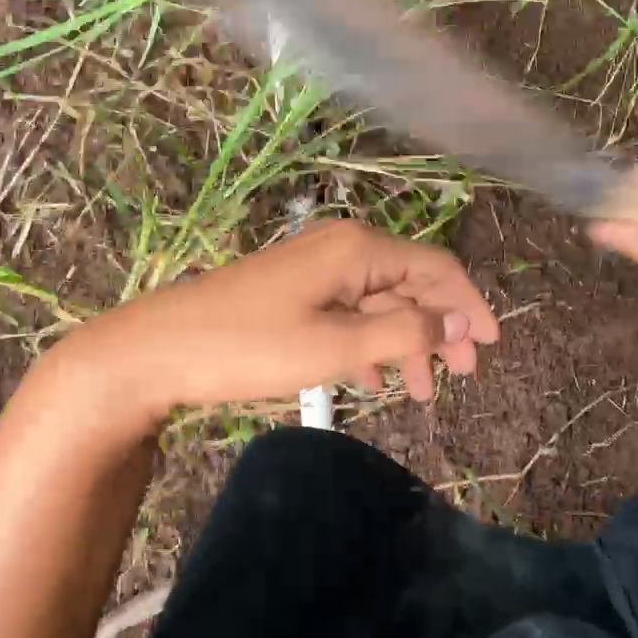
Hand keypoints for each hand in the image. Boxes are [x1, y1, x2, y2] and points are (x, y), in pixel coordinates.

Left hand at [47, 220, 498, 425]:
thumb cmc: (245, 347)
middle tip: (460, 376)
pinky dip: (374, 341)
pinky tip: (376, 376)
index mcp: (359, 249)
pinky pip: (354, 310)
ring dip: (409, 341)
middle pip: (414, 284)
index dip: (470, 305)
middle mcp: (345, 247)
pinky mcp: (298, 289)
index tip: (491, 346)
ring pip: (384, 300)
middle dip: (441, 329)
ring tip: (421, 390)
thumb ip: (404, 333)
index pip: (437, 269)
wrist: (146, 354)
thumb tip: (457, 323)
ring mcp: (319, 267)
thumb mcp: (334, 348)